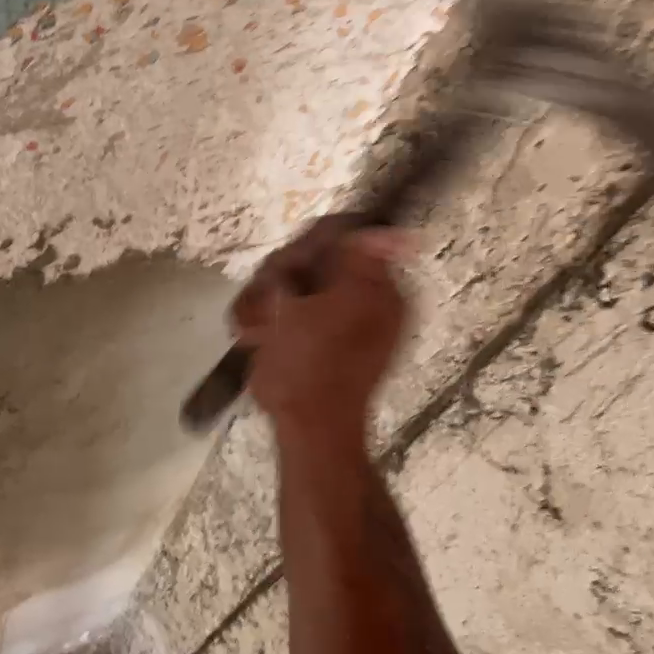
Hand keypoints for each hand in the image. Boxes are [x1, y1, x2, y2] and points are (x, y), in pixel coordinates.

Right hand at [234, 216, 410, 429]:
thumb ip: (361, 263)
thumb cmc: (320, 366)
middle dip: (278, 278)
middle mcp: (351, 294)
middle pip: (301, 254)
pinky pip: (265, 304)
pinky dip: (256, 319)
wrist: (303, 423)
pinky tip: (256, 338)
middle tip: (275, 303)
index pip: (340, 234)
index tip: (293, 270)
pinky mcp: (293, 329)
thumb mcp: (345, 306)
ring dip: (261, 303)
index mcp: (376, 286)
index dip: (310, 245)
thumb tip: (397, 231)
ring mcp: (320, 312)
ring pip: (275, 279)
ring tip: (261, 331)